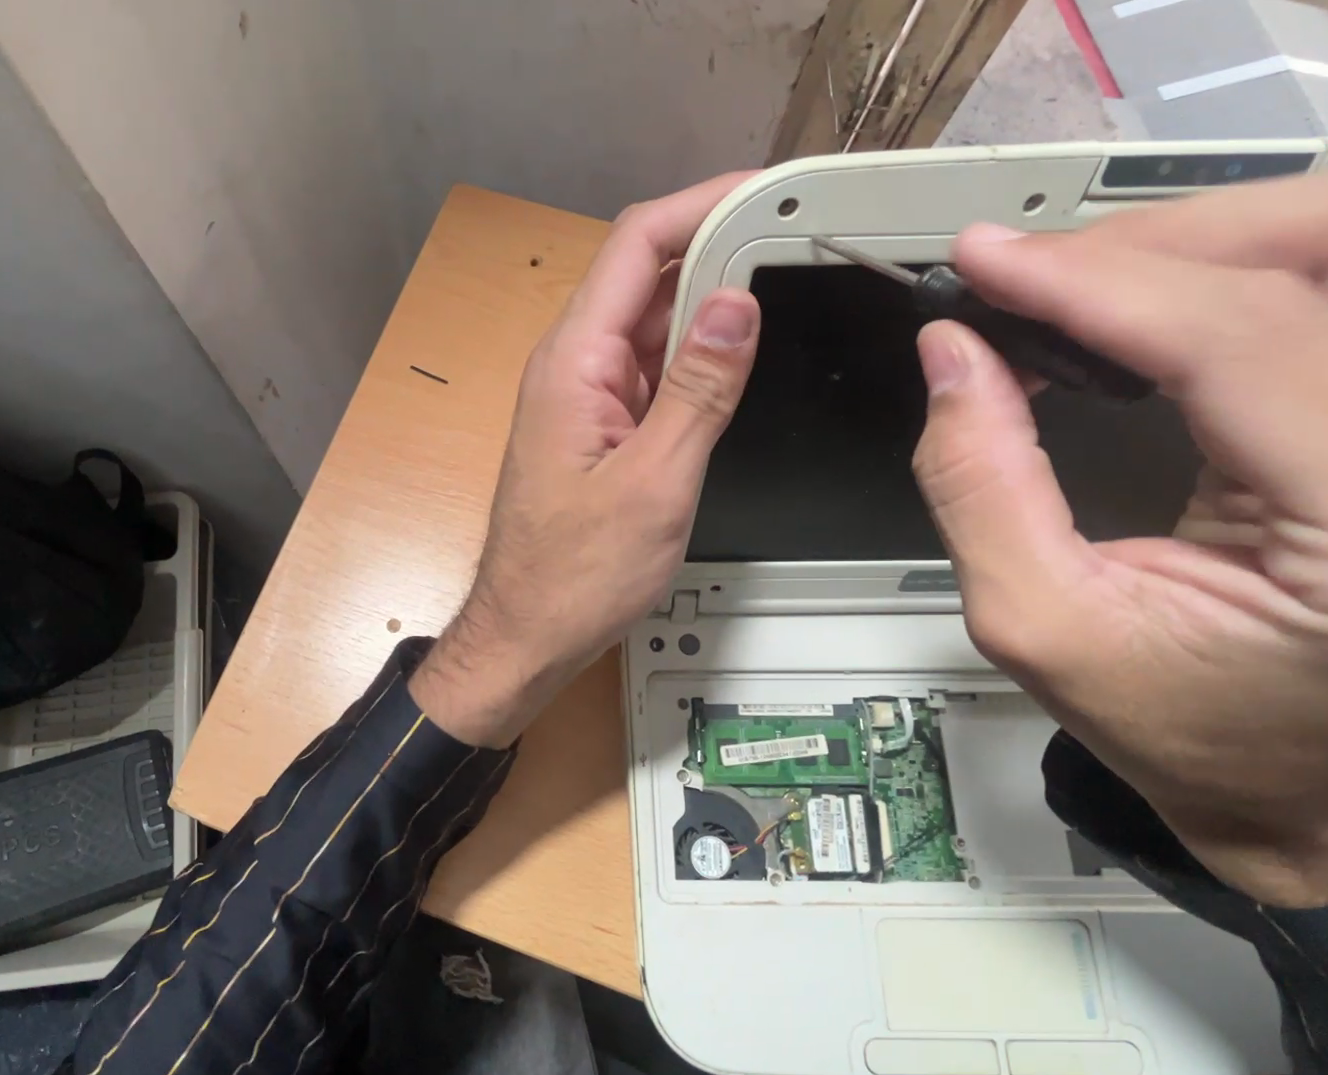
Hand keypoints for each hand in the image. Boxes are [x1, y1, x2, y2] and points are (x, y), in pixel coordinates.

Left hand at [411, 173, 760, 748]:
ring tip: (787, 274)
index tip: (771, 189)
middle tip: (798, 230)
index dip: (703, 203)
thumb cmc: (576, 575)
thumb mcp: (654, 482)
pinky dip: (698, 349)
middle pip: (646, 273)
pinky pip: (653, 366)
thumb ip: (698, 390)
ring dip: (712, 295)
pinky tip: (742, 346)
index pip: (636, 244)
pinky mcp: (601, 423)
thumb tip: (734, 305)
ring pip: (653, 319)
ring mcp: (587, 394)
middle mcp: (574, 365)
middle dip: (719, 242)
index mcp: (574, 363)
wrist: (529, 631)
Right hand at [912, 148, 1327, 907]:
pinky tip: (1167, 299)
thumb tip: (951, 349)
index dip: (1103, 281)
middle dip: (1175, 237)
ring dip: (1227, 232)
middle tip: (1039, 280)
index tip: (983, 261)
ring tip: (1096, 287)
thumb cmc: (1179, 728)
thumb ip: (979, 484)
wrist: (1314, 781)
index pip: (1256, 342)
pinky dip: (1264, 256)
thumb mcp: (1037, 624)